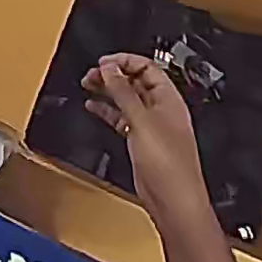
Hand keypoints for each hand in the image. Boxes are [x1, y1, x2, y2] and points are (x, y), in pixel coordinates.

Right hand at [83, 53, 210, 222]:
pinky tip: (94, 105)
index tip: (104, 62)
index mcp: (168, 99)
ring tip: (88, 84)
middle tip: (92, 73)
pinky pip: (121, 117)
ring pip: (126, 98)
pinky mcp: (140, 140)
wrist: (173, 200)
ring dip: (107, 90)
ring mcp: (150, 125)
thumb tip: (110, 69)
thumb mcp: (142, 121)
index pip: (147, 67)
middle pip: (135, 81)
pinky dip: (107, 110)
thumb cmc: (170, 165)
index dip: (125, 61)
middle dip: (113, 74)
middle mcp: (160, 109)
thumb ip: (123, 93)